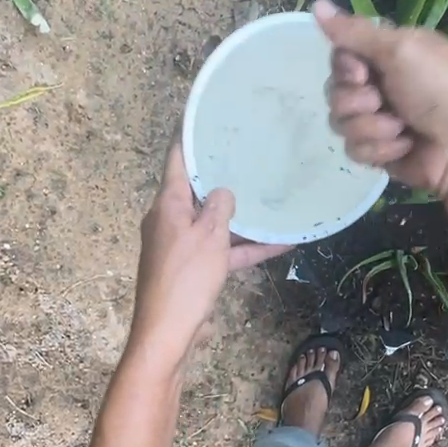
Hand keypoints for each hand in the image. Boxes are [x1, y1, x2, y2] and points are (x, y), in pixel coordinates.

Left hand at [129, 144, 291, 368]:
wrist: (167, 333)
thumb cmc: (185, 280)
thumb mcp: (209, 237)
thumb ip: (220, 209)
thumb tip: (224, 193)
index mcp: (168, 204)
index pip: (178, 159)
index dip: (190, 134)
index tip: (204, 113)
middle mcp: (170, 221)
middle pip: (198, 191)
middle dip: (223, 175)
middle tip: (250, 151)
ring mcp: (181, 247)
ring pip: (214, 224)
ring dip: (242, 217)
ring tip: (273, 197)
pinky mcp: (192, 271)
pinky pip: (222, 252)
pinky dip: (244, 249)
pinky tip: (280, 244)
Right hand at [314, 0, 447, 202]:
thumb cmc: (442, 90)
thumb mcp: (401, 50)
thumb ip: (356, 31)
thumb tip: (314, 4)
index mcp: (387, 53)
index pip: (340, 55)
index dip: (344, 67)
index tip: (361, 72)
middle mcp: (379, 84)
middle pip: (334, 90)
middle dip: (356, 100)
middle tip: (382, 100)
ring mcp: (376, 120)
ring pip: (340, 122)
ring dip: (371, 126)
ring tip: (401, 127)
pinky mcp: (377, 153)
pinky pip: (353, 149)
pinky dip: (379, 149)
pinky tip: (404, 146)